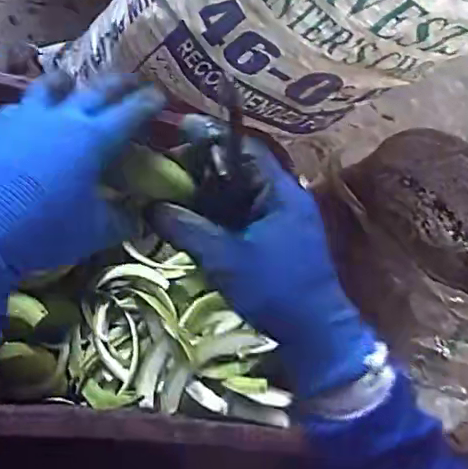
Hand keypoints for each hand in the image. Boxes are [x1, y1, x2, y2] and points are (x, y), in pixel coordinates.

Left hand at [0, 73, 164, 311]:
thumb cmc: (45, 229)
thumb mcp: (93, 231)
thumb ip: (120, 220)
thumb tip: (138, 217)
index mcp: (94, 138)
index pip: (130, 113)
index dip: (148, 103)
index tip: (159, 95)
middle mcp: (64, 118)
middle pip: (96, 90)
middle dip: (118, 83)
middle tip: (131, 80)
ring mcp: (28, 117)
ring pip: (50, 86)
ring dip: (66, 81)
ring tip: (70, 80)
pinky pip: (19, 106)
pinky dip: (29, 106)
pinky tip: (27, 114)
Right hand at [149, 129, 377, 397]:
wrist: (317, 338)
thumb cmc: (275, 290)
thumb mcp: (224, 257)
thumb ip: (186, 228)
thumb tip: (150, 207)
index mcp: (281, 192)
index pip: (246, 148)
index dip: (212, 136)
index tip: (180, 130)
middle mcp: (284, 197)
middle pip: (240, 166)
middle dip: (204, 163)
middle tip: (169, 164)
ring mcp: (282, 218)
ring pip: (239, 190)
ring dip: (209, 187)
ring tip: (174, 187)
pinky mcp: (276, 238)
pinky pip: (242, 211)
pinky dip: (218, 209)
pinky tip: (193, 215)